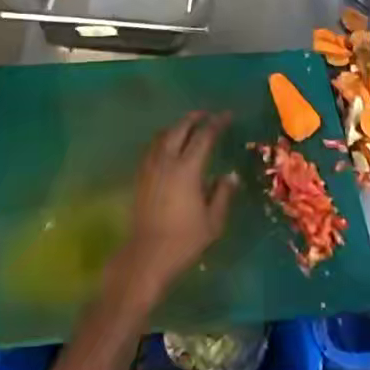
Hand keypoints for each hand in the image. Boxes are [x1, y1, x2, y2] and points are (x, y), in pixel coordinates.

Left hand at [113, 112, 238, 299]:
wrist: (147, 255)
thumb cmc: (185, 240)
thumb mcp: (213, 221)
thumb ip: (222, 194)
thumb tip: (229, 175)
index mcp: (188, 169)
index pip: (204, 136)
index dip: (217, 123)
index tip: (227, 116)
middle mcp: (167, 162)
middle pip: (179, 129)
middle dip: (194, 118)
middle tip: (207, 115)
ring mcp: (150, 168)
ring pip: (162, 136)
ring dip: (177, 127)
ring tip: (188, 127)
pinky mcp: (140, 177)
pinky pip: (152, 148)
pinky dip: (164, 139)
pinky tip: (169, 147)